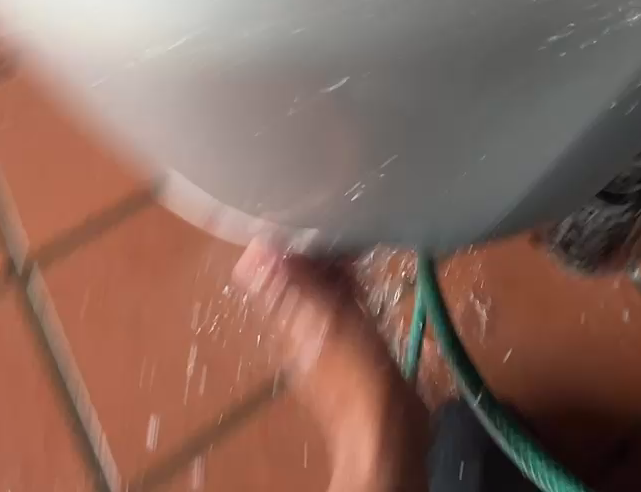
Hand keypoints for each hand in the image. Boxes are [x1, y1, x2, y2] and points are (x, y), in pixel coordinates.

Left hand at [233, 242, 428, 491]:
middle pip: (298, 275)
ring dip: (335, 261)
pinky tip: (366, 267)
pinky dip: (352, 280)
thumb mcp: (327, 322)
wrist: (386, 426)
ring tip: (355, 235)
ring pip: (322, 284)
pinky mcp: (353, 338)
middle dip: (314, 246)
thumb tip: (253, 251)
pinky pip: (345, 299)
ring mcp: (326, 331)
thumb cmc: (357, 373)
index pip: (272, 270)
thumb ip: (295, 287)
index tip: (305, 213)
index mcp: (289, 318)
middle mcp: (301, 322)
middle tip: (339, 218)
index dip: (284, 241)